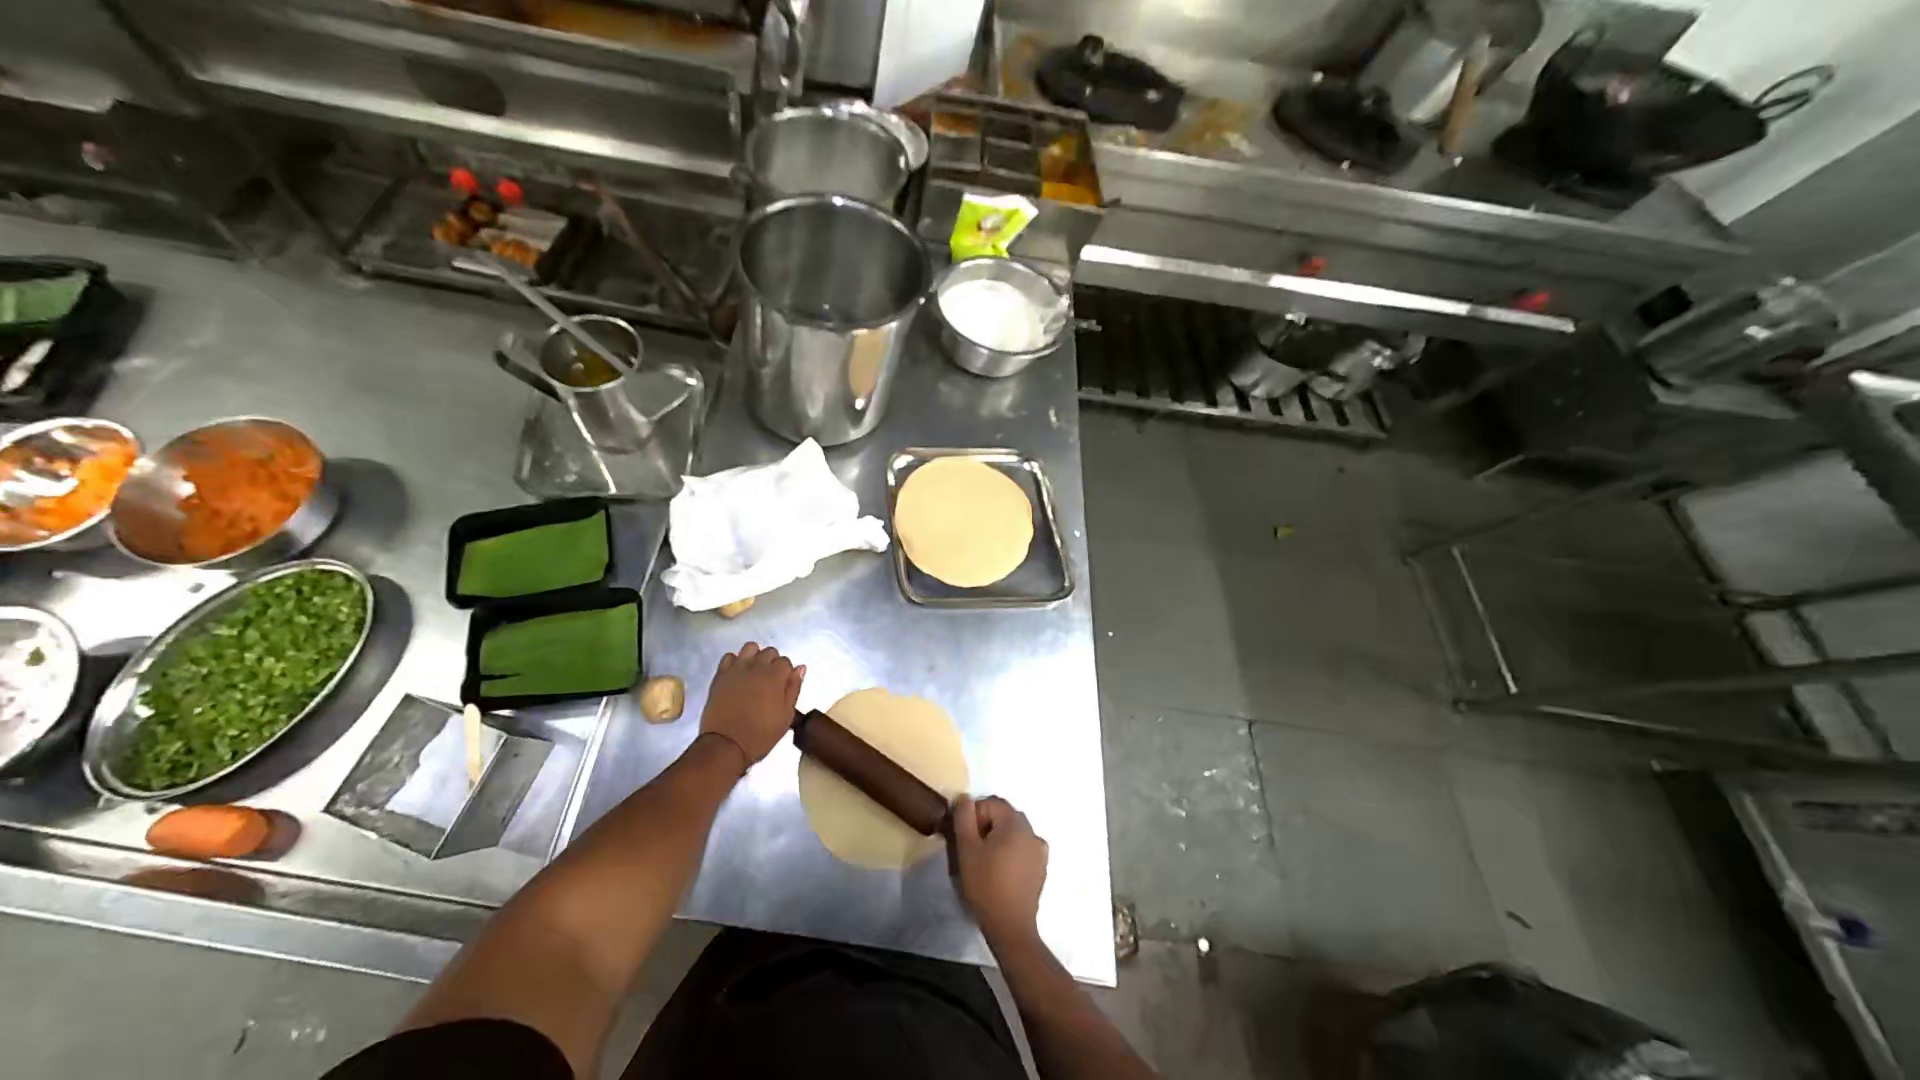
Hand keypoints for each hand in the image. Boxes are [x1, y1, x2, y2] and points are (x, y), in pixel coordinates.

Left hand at [698, 642, 804, 771]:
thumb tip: (800, 668)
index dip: (786, 674)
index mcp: (775, 676)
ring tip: (754, 674)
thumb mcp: (786, 716)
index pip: (786, 662)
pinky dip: (735, 662)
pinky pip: (729, 657)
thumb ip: (794, 688)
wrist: (726, 744)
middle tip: (769, 683)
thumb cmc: (761, 734)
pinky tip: (737, 676)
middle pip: (769, 651)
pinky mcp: (720, 675)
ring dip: (755, 657)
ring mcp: (737, 669)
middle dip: (772, 663)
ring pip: (750, 648)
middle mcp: (757, 666)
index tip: (782, 687)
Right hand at [953, 795, 1047, 944]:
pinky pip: (1023, 849)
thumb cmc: (985, 884)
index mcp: (1016, 823)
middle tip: (971, 848)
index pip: (992, 803)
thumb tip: (964, 798)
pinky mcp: (1041, 868)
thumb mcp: (966, 849)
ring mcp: (1040, 851)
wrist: (1010, 926)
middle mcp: (1032, 832)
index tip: (964, 837)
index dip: (974, 815)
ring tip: (984, 861)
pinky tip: (1000, 871)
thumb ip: (964, 818)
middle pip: (1005, 816)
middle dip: (986, 826)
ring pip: (1014, 833)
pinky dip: (1010, 852)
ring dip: (998, 839)